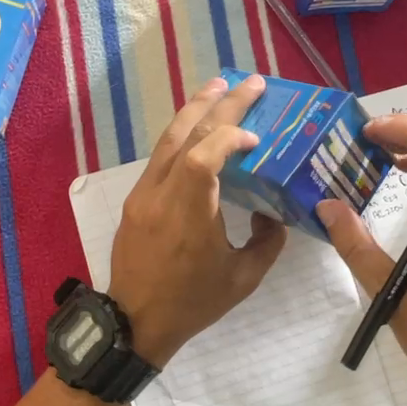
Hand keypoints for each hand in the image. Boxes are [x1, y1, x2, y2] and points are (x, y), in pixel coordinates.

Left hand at [108, 75, 287, 365]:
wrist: (135, 322)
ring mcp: (143, 195)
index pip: (202, 156)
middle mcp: (160, 196)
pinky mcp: (135, 200)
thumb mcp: (243, 278)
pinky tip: (196, 126)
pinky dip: (181, 134)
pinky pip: (159, 157)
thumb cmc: (193, 303)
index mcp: (188, 215)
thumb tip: (271, 212)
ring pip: (166, 140)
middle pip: (184, 135)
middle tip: (248, 84)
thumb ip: (266, 240)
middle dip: (218, 104)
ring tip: (218, 87)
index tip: (255, 137)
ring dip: (194, 110)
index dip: (229, 135)